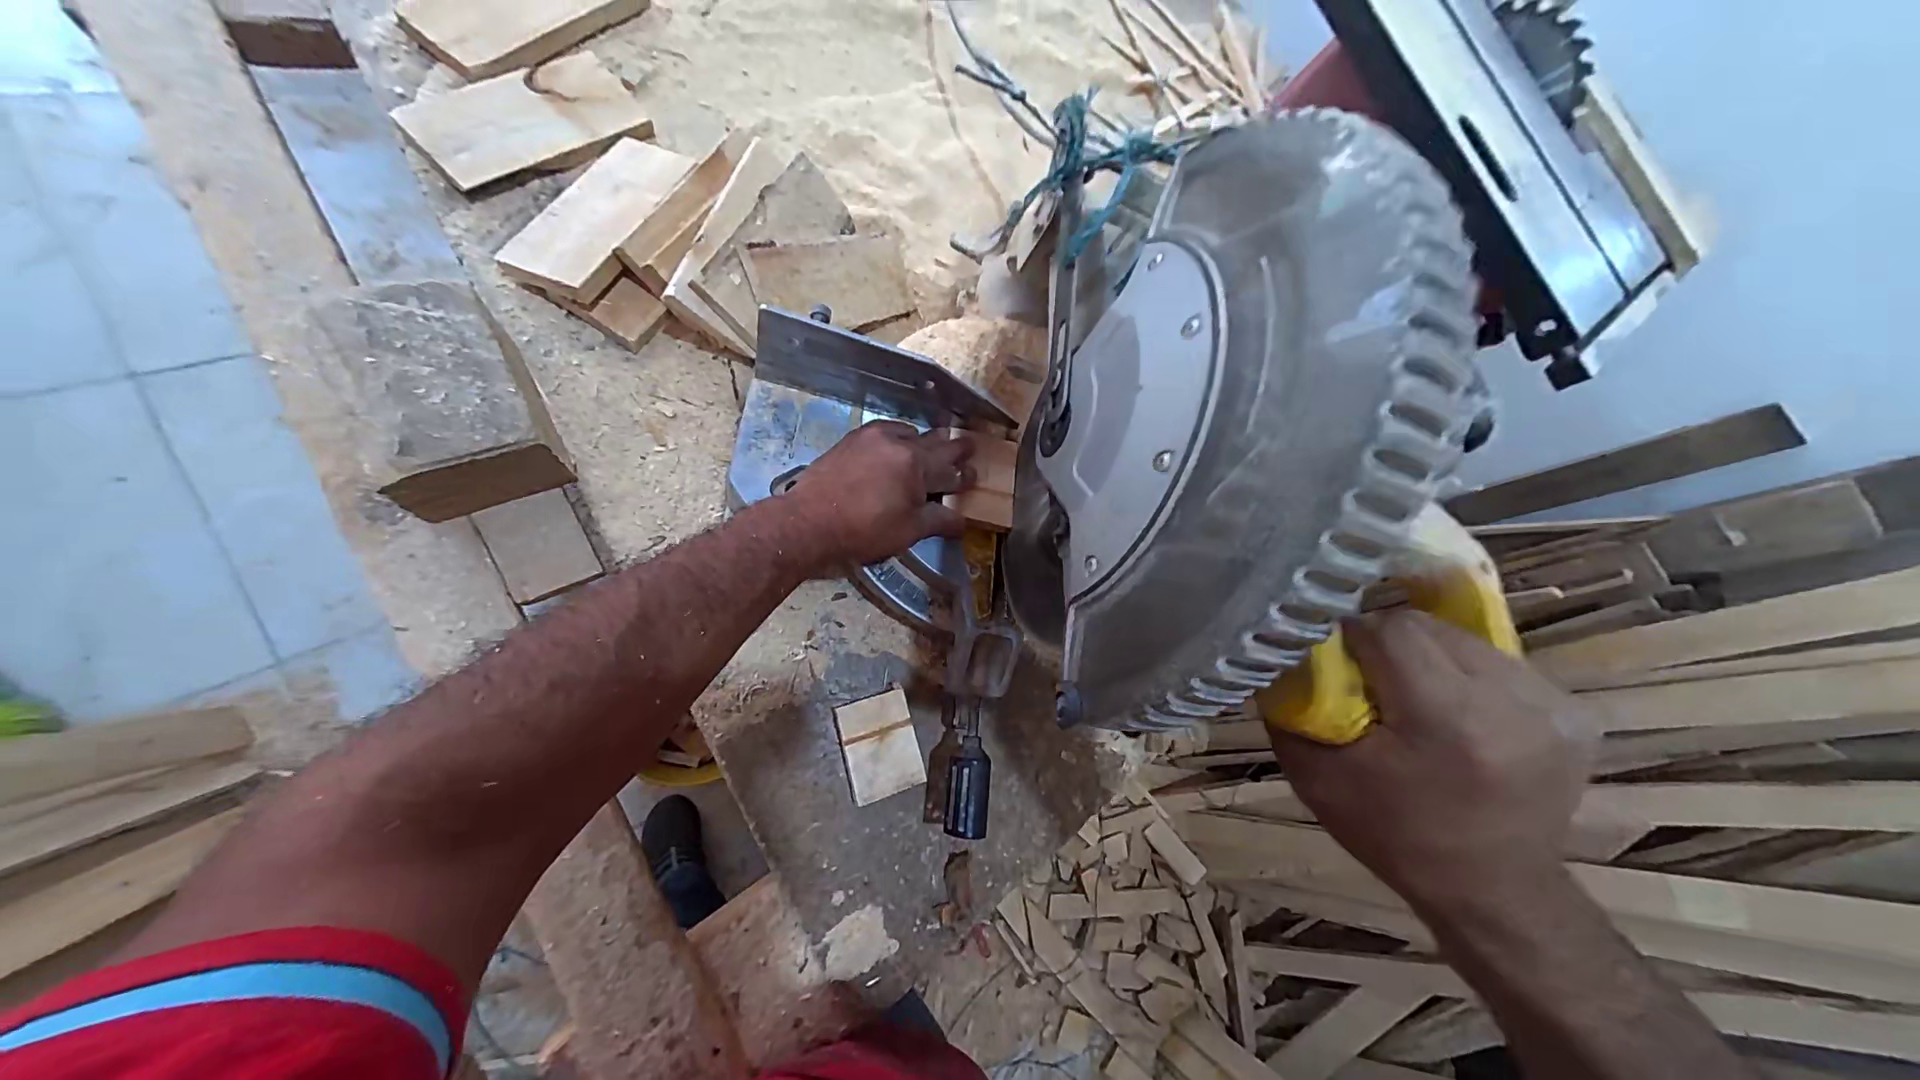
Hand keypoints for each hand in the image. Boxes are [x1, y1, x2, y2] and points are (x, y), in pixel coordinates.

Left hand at [784, 421, 975, 568]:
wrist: (809, 522)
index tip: (974, 474)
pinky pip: (884, 431)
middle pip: (934, 444)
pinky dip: (898, 436)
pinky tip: (897, 443)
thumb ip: (938, 521)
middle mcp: (898, 444)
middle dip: (953, 447)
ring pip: (910, 434)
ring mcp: (873, 438)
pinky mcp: (852, 440)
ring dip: (925, 441)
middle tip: (969, 444)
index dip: (964, 475)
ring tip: (934, 444)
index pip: (950, 471)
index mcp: (916, 466)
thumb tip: (962, 521)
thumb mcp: (908, 531)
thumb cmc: (863, 531)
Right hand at [1269, 611, 1599, 911]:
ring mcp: (1553, 706)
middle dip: (1385, 641)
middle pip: (1426, 627)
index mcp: (1448, 719)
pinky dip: (1462, 673)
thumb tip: (1288, 653)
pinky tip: (1452, 709)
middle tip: (1363, 675)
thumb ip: (1293, 707)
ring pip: (1461, 638)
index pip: (1390, 629)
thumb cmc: (1392, 835)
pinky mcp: (1576, 713)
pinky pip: (1496, 662)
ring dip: (1424, 654)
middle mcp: (1512, 702)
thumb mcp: (1316, 776)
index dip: (1351, 634)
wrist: (1491, 892)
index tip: (1331, 657)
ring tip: (1408, 694)